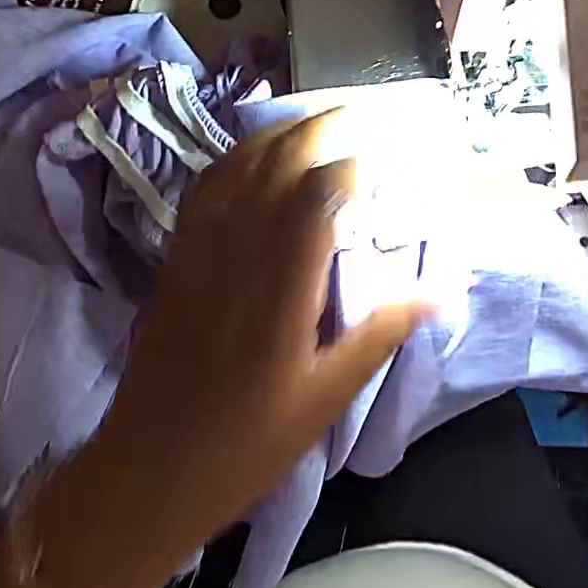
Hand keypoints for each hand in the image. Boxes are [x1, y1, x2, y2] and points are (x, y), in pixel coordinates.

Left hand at [39, 111, 426, 587]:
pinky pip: (207, 187)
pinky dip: (239, 156)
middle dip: (322, 129)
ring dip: (281, 133)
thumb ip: (382, 333)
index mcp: (281, 291)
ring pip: (239, 167)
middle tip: (361, 117)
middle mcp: (239, 255)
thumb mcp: (327, 396)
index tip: (385, 161)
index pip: (316, 199)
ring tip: (318, 120)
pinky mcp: (178, 257)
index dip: (353, 167)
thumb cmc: (248, 441)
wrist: (147, 470)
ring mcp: (201, 251)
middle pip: (277, 165)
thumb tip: (440, 289)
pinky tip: (259, 152)